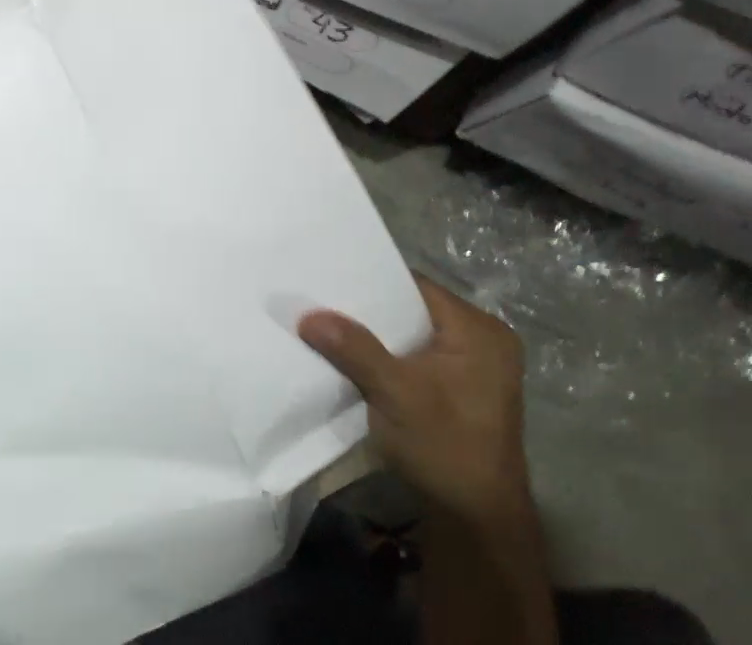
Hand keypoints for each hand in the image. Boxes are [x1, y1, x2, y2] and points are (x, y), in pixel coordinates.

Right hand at [300, 275, 529, 522]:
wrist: (474, 512)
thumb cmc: (445, 446)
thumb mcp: (396, 394)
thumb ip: (354, 349)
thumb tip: (307, 314)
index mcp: (479, 332)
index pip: (413, 286)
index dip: (366, 278)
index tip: (318, 274)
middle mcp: (479, 340)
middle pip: (407, 306)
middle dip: (359, 306)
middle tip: (308, 296)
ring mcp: (467, 364)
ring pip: (403, 331)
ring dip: (365, 331)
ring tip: (317, 320)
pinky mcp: (451, 384)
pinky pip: (406, 352)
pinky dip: (376, 351)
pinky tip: (341, 352)